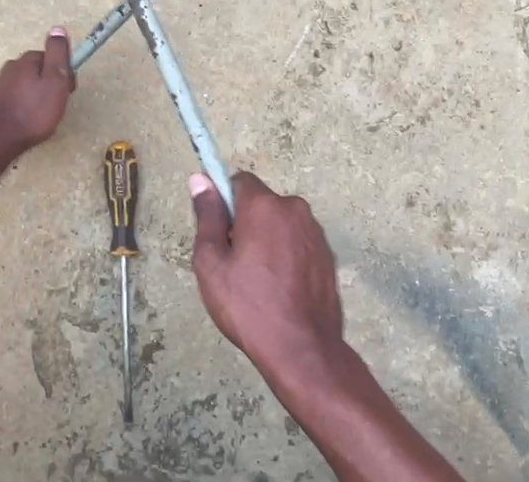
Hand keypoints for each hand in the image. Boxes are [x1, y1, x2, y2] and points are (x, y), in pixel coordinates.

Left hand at [0, 27, 76, 156]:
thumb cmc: (33, 112)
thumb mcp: (54, 80)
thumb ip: (58, 54)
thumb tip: (58, 28)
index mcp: (26, 60)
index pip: (52, 58)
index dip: (64, 74)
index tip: (67, 92)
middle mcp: (11, 67)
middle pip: (40, 70)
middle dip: (51, 85)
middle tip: (55, 107)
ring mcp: (1, 84)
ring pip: (30, 85)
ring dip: (39, 97)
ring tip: (42, 117)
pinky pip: (19, 97)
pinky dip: (27, 106)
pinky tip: (28, 121)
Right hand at [189, 172, 344, 377]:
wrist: (303, 350)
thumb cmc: (248, 306)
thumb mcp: (212, 262)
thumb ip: (207, 216)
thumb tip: (200, 179)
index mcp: (264, 205)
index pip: (239, 182)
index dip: (225, 204)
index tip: (220, 235)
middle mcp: (294, 209)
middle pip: (261, 204)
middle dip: (246, 224)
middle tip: (234, 264)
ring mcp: (316, 232)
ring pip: (280, 224)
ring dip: (267, 239)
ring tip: (258, 281)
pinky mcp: (328, 255)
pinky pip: (298, 243)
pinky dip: (287, 255)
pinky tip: (280, 288)